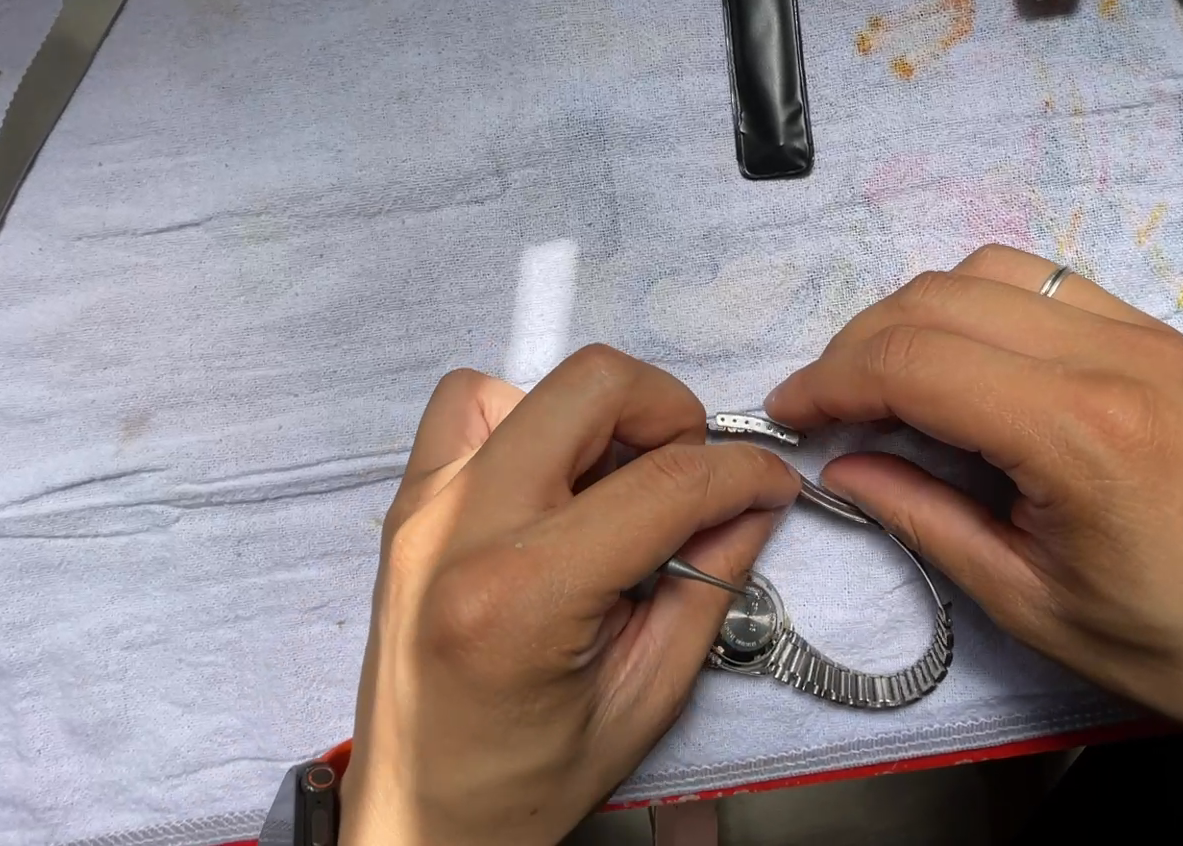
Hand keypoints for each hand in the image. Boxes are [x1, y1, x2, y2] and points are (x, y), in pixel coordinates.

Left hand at [340, 347, 798, 845]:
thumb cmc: (532, 777)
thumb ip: (712, 581)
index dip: (741, 471)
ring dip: (598, 414)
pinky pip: (469, 402)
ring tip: (614, 482)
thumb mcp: (648, 693)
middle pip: (594, 385)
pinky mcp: (408, 497)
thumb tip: (756, 499)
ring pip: (532, 381)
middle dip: (670, 413)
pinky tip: (550, 476)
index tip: (774, 483)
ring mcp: (424, 500)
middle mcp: (464, 522)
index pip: (665, 483)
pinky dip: (527, 414)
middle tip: (688, 476)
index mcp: (525, 593)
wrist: (414, 819)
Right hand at [765, 245, 1182, 843]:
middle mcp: (1115, 355)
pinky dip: (972, 305)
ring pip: (982, 273)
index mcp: (1083, 434)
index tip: (788, 412)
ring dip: (912, 317)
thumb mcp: (1025, 601)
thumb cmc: (1173, 650)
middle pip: (936, 302)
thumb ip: (920, 516)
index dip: (830, 380)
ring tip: (886, 379)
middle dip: (856, 346)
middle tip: (826, 404)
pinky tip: (965, 360)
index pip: (914, 362)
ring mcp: (1146, 331)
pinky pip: (1038, 282)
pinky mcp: (1161, 332)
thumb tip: (841, 463)